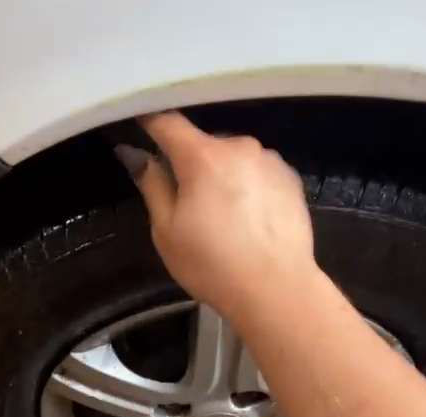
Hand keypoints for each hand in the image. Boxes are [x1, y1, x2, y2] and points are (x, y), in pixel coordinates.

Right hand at [118, 112, 325, 325]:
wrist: (275, 287)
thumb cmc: (212, 264)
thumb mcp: (167, 232)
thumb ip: (152, 186)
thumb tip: (135, 155)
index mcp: (203, 157)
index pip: (168, 123)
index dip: (149, 121)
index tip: (137, 122)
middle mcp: (239, 146)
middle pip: (203, 145)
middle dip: (189, 165)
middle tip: (184, 205)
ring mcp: (269, 160)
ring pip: (232, 159)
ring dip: (220, 177)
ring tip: (220, 219)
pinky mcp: (289, 177)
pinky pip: (256, 173)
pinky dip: (245, 188)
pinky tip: (246, 221)